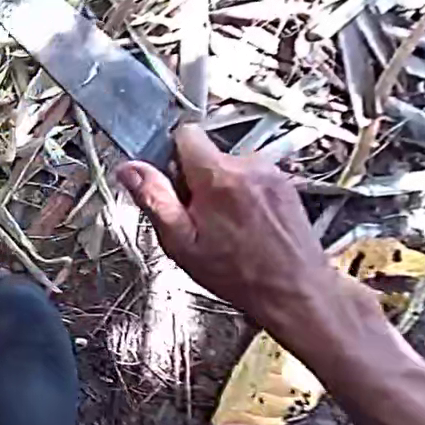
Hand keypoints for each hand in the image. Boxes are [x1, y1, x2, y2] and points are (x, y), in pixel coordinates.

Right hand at [116, 124, 374, 348]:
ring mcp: (271, 174)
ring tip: (219, 225)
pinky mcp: (284, 185)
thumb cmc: (237, 271)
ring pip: (225, 167)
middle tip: (194, 217)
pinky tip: (240, 225)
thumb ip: (153, 198)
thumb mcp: (180, 240)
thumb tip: (129, 169)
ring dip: (215, 189)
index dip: (169, 155)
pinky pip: (247, 178)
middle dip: (191, 179)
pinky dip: (238, 195)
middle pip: (204, 154)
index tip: (168, 182)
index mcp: (218, 177)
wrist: (295, 290)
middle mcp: (249, 166)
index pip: (185, 134)